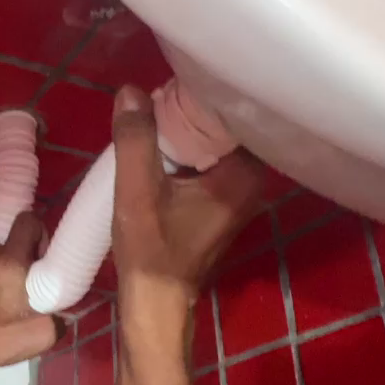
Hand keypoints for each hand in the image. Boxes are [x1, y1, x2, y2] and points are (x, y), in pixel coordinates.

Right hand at [111, 86, 264, 334]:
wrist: (155, 300)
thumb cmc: (151, 249)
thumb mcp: (136, 191)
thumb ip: (135, 140)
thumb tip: (131, 91)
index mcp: (244, 175)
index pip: (229, 116)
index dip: (198, 96)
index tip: (170, 85)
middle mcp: (252, 181)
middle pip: (221, 128)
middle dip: (189, 111)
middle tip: (158, 96)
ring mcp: (238, 193)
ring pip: (212, 144)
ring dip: (185, 131)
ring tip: (156, 112)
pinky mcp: (220, 201)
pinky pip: (206, 161)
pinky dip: (185, 150)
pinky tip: (161, 144)